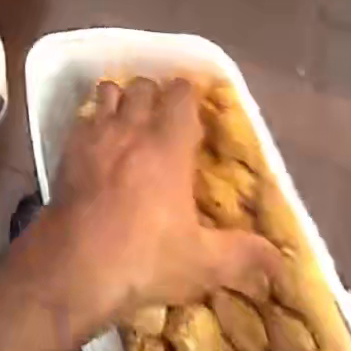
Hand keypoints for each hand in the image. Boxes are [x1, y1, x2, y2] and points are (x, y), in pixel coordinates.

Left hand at [41, 77, 283, 323]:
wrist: (76, 262)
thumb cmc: (144, 257)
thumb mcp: (203, 263)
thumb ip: (243, 254)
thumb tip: (281, 259)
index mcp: (168, 146)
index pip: (180, 97)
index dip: (188, 95)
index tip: (195, 107)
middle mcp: (132, 128)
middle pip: (143, 87)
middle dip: (156, 94)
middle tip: (164, 117)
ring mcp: (96, 133)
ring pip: (110, 92)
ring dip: (122, 98)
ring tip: (130, 120)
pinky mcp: (69, 145)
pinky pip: (84, 115)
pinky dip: (94, 118)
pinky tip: (99, 141)